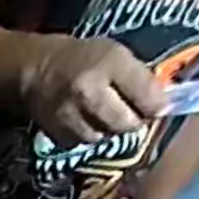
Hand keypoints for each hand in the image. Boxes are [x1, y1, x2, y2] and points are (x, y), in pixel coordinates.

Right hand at [20, 35, 166, 146]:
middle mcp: (88, 93)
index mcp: (110, 65)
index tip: (159, 108)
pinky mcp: (55, 133)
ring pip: (101, 136)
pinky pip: (80, 142)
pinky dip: (87, 136)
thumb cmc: (85, 59)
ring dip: (107, 131)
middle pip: (122, 123)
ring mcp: (69, 116)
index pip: (143, 93)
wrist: (39, 72)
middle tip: (133, 117)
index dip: (156, 105)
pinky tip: (86, 124)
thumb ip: (139, 78)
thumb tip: (159, 107)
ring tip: (107, 119)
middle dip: (132, 122)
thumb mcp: (117, 55)